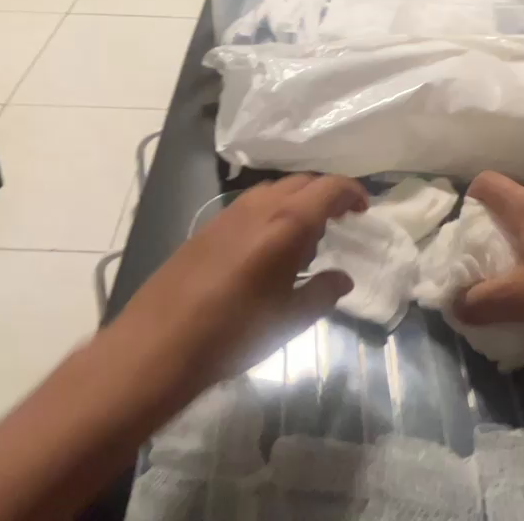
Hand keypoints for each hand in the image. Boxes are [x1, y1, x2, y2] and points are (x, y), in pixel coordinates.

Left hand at [107, 174, 366, 394]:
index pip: (329, 188)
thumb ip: (322, 293)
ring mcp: (230, 213)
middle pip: (302, 183)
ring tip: (305, 236)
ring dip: (297, 201)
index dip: (351, 193)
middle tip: (339, 222)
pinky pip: (251, 204)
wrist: (160, 342)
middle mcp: (260, 207)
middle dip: (325, 194)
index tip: (363, 208)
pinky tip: (268, 246)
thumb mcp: (288, 319)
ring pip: (274, 190)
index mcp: (287, 224)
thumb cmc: (233, 333)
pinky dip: (271, 211)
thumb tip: (342, 278)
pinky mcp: (209, 226)